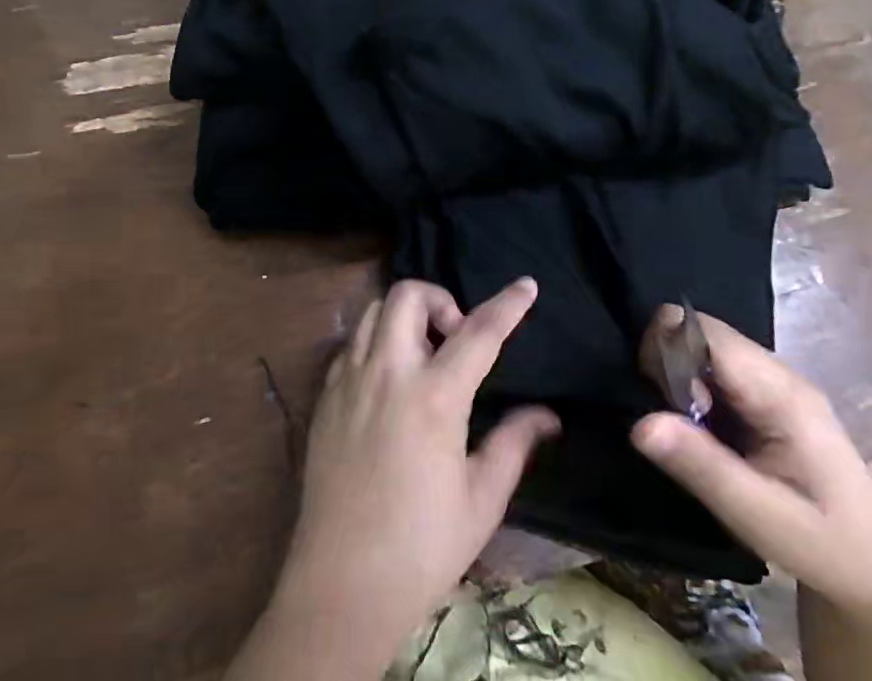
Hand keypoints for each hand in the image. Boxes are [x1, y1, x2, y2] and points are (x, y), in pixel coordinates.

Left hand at [246, 278, 558, 678]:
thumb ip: (514, 442)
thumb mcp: (483, 497)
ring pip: (373, 313)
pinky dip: (377, 343)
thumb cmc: (423, 546)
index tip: (526, 284)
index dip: (508, 304)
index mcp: (434, 397)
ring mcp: (348, 383)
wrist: (341, 585)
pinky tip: (390, 382)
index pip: (479, 332)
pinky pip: (351, 346)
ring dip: (405, 317)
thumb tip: (548, 415)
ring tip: (424, 356)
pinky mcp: (324, 400)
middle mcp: (387, 375)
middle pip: (408, 296)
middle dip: (441, 300)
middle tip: (457, 339)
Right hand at [630, 306, 871, 611]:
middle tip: (676, 424)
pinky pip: (716, 372)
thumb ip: (700, 466)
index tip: (661, 400)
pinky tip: (705, 434)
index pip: (706, 332)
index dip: (668, 350)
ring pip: (706, 350)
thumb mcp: (757, 515)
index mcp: (781, 392)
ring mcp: (775, 384)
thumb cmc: (821, 545)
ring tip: (691, 433)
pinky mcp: (768, 398)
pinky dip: (694, 392)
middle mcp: (778, 374)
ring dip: (680, 380)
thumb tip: (639, 424)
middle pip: (703, 334)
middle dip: (670, 366)